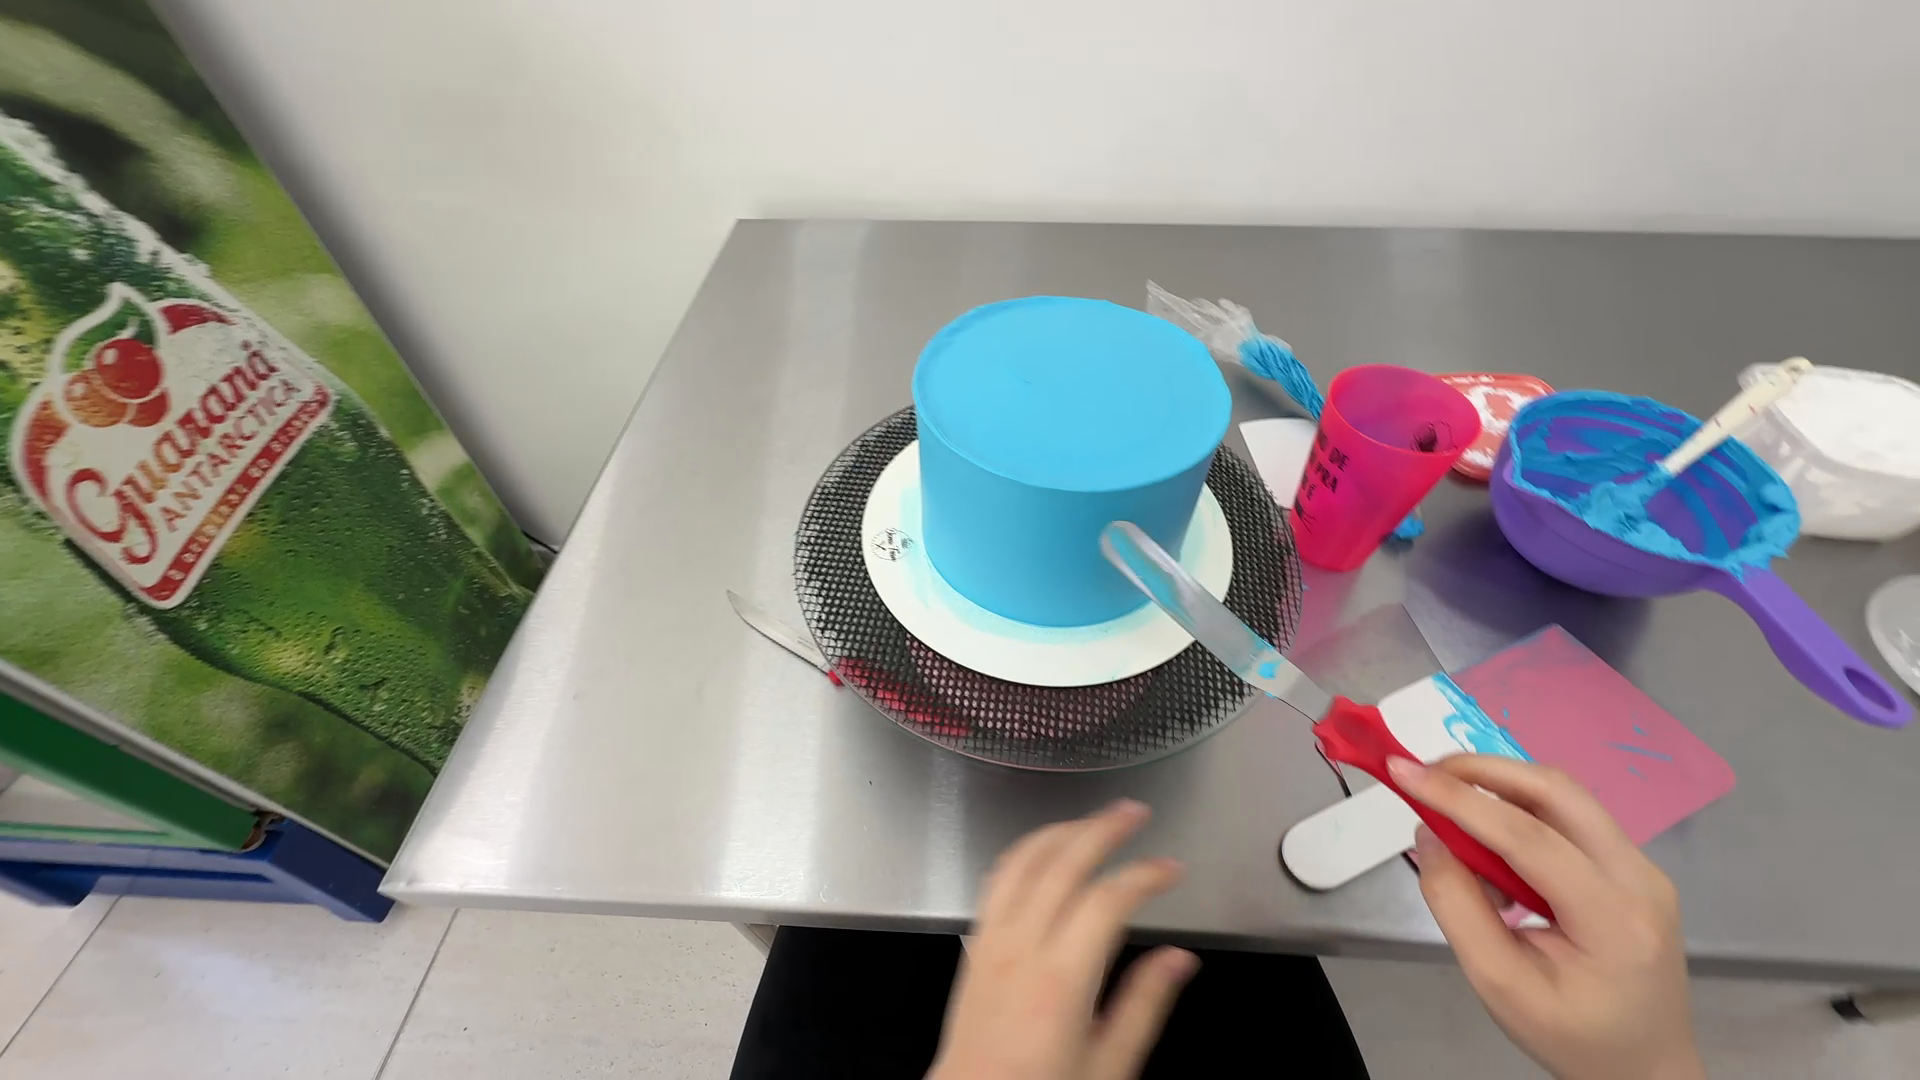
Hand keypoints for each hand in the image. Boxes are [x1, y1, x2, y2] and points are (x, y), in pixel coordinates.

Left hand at [927, 800, 1196, 1079]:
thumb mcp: (1108, 1067)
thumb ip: (1143, 1006)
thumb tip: (1179, 957)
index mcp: (1060, 980)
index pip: (1107, 901)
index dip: (1144, 875)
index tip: (1172, 867)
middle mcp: (1021, 946)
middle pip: (1063, 863)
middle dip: (1103, 829)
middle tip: (1135, 811)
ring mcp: (992, 937)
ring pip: (1025, 859)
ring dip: (1062, 828)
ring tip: (1095, 817)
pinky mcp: (976, 939)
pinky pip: (997, 877)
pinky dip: (1026, 849)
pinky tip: (1045, 844)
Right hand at [1388, 755, 1704, 1079]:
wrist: (1645, 1070)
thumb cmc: (1570, 1035)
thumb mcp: (1496, 981)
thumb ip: (1455, 903)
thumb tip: (1429, 834)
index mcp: (1613, 921)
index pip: (1528, 837)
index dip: (1458, 797)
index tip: (1398, 770)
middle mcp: (1639, 880)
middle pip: (1556, 792)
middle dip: (1481, 769)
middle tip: (1423, 773)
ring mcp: (1641, 867)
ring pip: (1561, 793)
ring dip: (1496, 780)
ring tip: (1445, 796)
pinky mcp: (1628, 864)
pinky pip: (1565, 812)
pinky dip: (1513, 802)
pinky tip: (1483, 829)